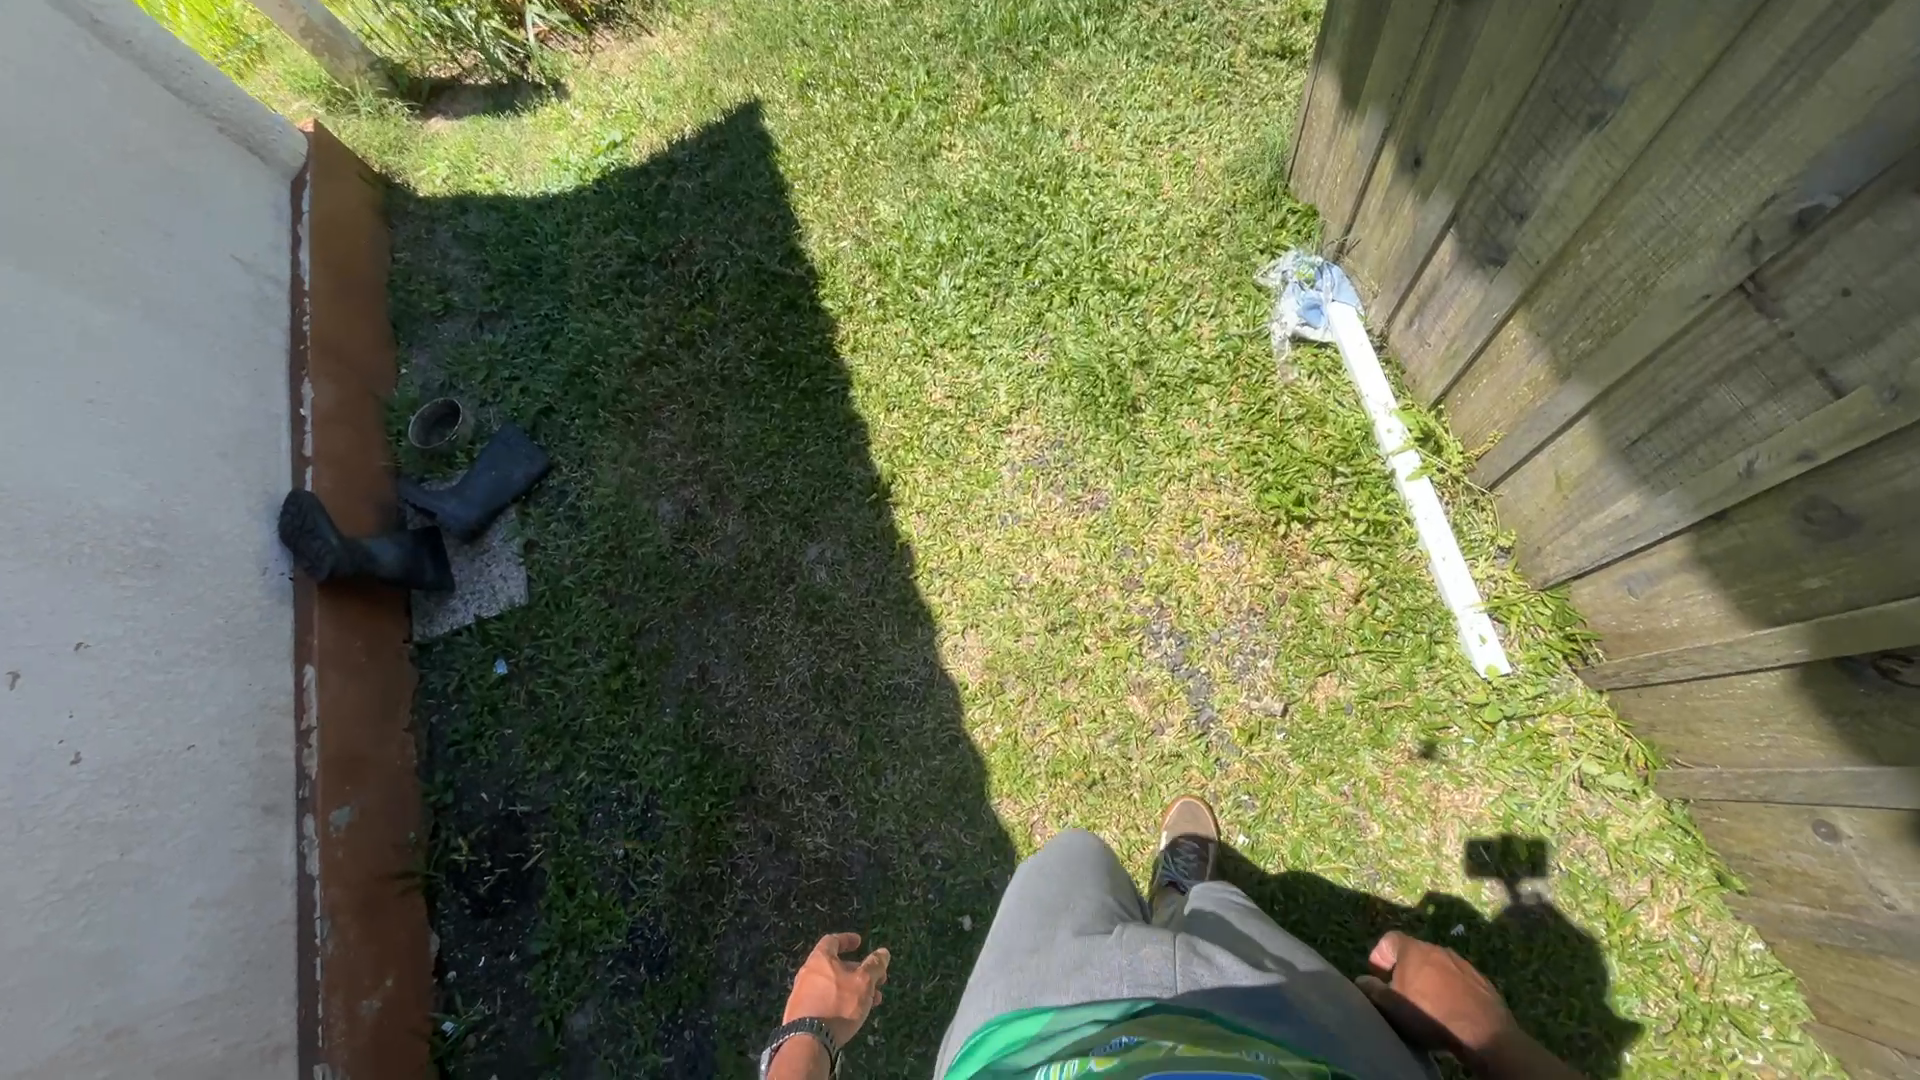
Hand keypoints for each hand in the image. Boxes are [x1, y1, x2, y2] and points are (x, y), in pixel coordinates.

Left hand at [784, 932, 889, 1047]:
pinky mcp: (799, 1016)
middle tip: (875, 982)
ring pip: (831, 986)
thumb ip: (874, 966)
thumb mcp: (863, 982)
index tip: (860, 943)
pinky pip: (823, 1002)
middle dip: (857, 973)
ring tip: (870, 1003)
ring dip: (852, 991)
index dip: (847, 940)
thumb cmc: (839, 1004)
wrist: (808, 1042)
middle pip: (835, 966)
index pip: (832, 940)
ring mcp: (801, 995)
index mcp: (820, 959)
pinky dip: (839, 1003)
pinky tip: (850, 1015)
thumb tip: (883, 952)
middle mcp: (807, 973)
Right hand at [1354, 931, 1514, 1063]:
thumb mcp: (1392, 1006)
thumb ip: (1372, 990)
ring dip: (1431, 979)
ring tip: (1428, 1002)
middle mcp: (1438, 949)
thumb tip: (1362, 980)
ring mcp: (1464, 965)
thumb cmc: (1431, 1014)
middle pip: (1415, 952)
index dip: (1380, 954)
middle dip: (1406, 968)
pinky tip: (1451, 1010)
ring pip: (1439, 967)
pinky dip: (1452, 990)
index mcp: (1413, 949)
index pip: (1390, 939)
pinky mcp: (1483, 983)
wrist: (1486, 1034)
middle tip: (1401, 989)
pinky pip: (1460, 981)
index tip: (1377, 973)